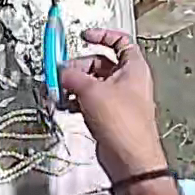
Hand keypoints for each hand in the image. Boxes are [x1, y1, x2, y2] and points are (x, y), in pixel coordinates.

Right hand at [59, 28, 167, 181]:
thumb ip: (72, 76)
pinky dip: (77, 99)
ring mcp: (119, 99)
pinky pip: (90, 100)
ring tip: (61, 90)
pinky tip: (66, 105)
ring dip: (74, 85)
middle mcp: (128, 81)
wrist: (129, 159)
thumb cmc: (124, 125)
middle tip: (63, 72)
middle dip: (78, 67)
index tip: (85, 36)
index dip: (102, 35)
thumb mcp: (91, 91)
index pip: (120, 41)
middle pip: (99, 63)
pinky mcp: (109, 115)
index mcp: (133, 68)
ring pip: (92, 83)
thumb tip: (61, 70)